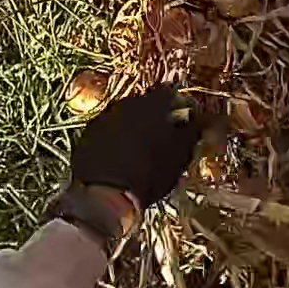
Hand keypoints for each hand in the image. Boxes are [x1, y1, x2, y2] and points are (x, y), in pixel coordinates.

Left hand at [70, 83, 200, 206]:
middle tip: (162, 133)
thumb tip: (200, 119)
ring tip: (141, 145)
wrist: (104, 196)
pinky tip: (120, 154)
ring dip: (134, 123)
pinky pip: (107, 128)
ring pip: (125, 113)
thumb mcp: (179, 155)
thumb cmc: (149, 174)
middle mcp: (126, 103)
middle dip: (155, 113)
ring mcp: (104, 116)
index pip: (168, 91)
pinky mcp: (87, 133)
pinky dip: (116, 136)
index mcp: (152, 104)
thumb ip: (192, 132)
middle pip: (145, 101)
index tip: (182, 116)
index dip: (177, 103)